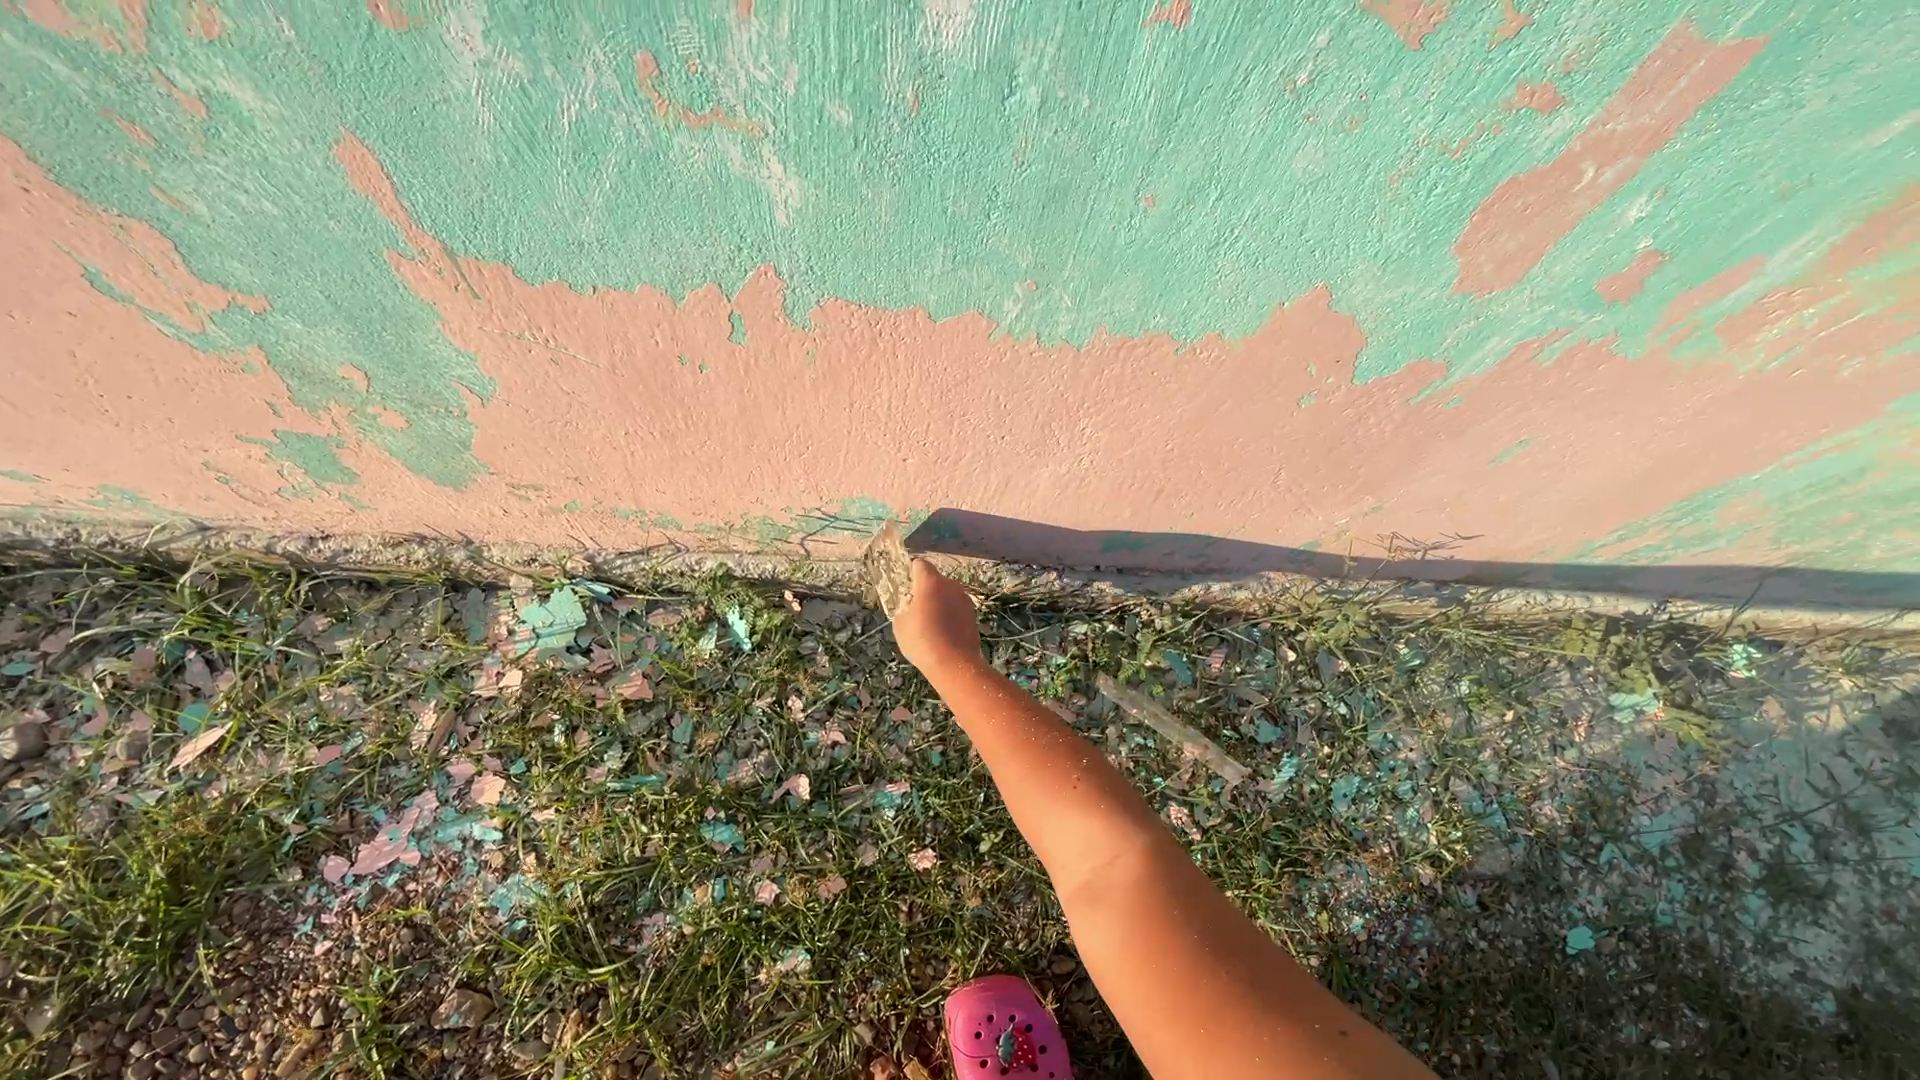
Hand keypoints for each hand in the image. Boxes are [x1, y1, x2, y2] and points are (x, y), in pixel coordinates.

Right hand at [889, 560, 983, 676]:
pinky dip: (951, 615)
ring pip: (948, 594)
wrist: (954, 663)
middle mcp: (951, 585)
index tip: (907, 584)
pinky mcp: (973, 615)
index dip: (912, 572)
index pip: (920, 565)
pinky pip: (957, 609)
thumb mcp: (900, 625)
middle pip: (936, 580)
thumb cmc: (922, 640)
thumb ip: (904, 610)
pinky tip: (944, 632)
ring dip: (940, 602)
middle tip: (916, 606)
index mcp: (931, 582)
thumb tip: (911, 609)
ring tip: (931, 622)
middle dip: (927, 589)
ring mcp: (965, 600)